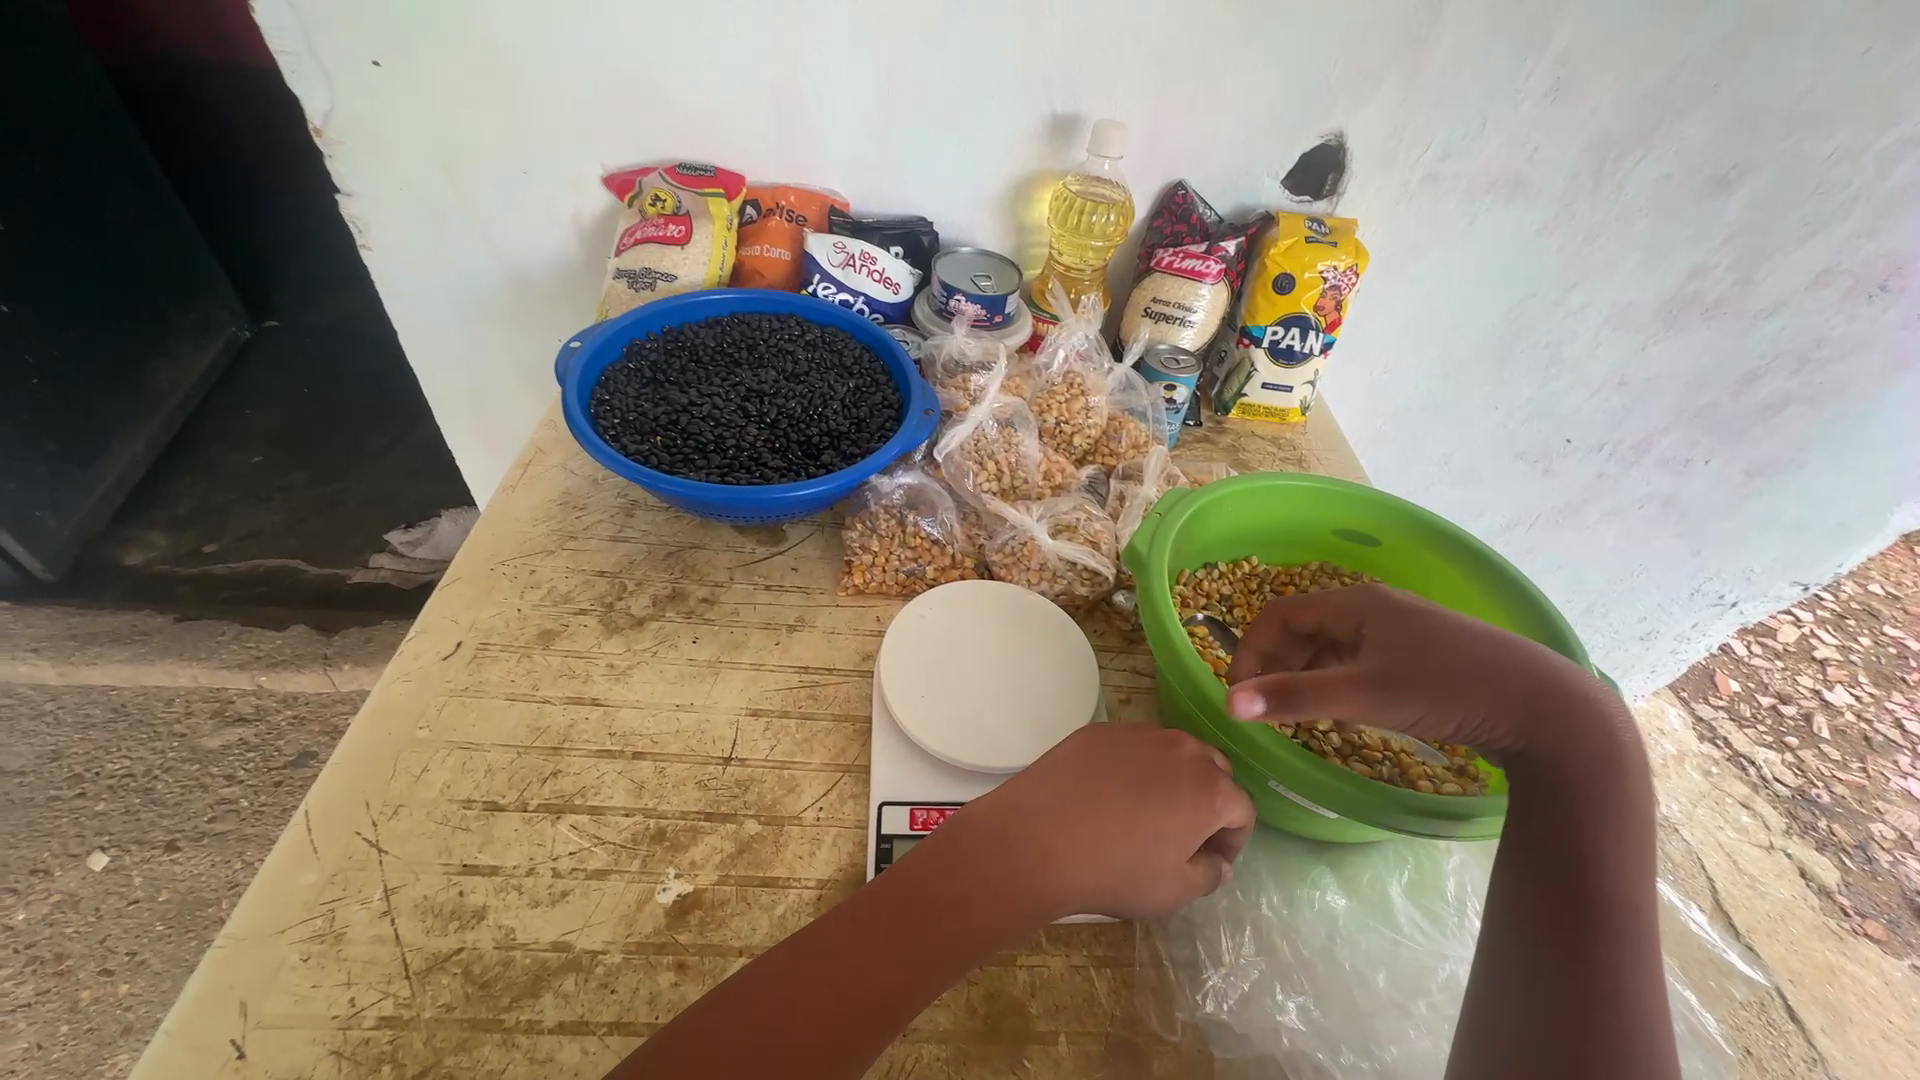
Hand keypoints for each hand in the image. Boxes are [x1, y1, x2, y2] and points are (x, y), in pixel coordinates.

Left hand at [932, 723, 1254, 920]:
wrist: (1035, 839)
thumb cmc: (1113, 872)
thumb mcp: (1173, 892)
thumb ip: (1208, 875)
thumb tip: (1216, 861)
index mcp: (1210, 788)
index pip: (1242, 809)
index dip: (1233, 839)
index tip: (1211, 860)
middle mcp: (1180, 748)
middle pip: (1211, 770)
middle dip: (1208, 801)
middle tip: (1182, 834)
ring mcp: (1136, 733)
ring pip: (1170, 752)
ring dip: (1170, 778)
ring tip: (1144, 812)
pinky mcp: (1098, 730)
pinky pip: (1130, 746)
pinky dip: (1131, 766)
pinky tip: (1106, 795)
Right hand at [1223, 584, 1620, 764]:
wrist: (1551, 710)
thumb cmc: (1448, 690)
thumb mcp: (1363, 695)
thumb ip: (1293, 698)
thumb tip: (1228, 704)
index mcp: (1357, 603)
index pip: (1280, 615)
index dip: (1252, 651)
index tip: (1241, 693)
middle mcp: (1377, 608)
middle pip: (1305, 629)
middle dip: (1278, 666)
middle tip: (1266, 706)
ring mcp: (1403, 631)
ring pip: (1334, 647)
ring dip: (1308, 677)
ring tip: (1300, 715)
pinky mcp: (1424, 657)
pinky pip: (1362, 662)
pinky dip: (1339, 685)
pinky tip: (1345, 717)